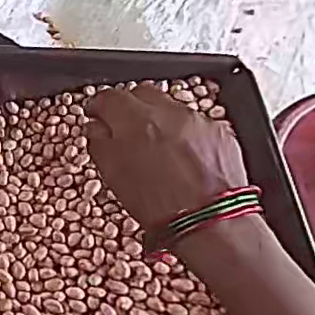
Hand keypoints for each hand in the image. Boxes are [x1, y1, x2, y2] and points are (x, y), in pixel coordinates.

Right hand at [82, 85, 248, 229]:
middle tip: (122, 127)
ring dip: (156, 119)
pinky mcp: (219, 131)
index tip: (96, 114)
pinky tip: (179, 156)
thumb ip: (99, 142)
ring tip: (153, 146)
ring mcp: (195, 119)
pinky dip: (182, 133)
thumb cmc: (157, 203)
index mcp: (133, 120)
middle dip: (128, 106)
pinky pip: (194, 122)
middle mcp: (166, 112)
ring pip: (168, 106)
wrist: (208, 221)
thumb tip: (95, 127)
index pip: (107, 97)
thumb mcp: (111, 174)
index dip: (97, 106)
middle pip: (140, 92)